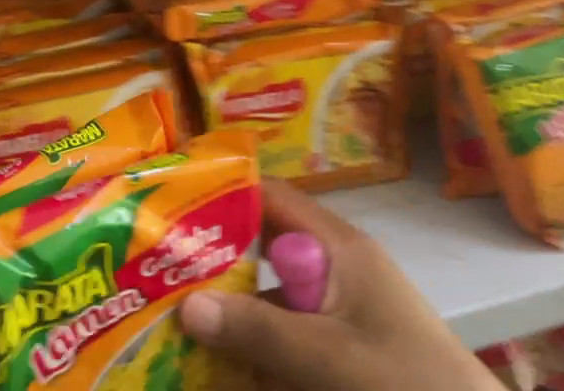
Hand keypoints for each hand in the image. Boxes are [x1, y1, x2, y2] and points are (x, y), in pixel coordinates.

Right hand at [177, 179, 507, 390]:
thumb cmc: (410, 384)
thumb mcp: (333, 359)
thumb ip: (261, 332)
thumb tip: (184, 307)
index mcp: (337, 247)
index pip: (268, 196)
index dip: (219, 191)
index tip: (168, 203)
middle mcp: (332, 269)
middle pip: (257, 246)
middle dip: (209, 257)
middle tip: (154, 266)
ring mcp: (334, 311)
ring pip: (264, 296)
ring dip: (225, 308)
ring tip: (169, 314)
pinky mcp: (335, 348)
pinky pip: (279, 335)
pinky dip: (249, 345)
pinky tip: (213, 361)